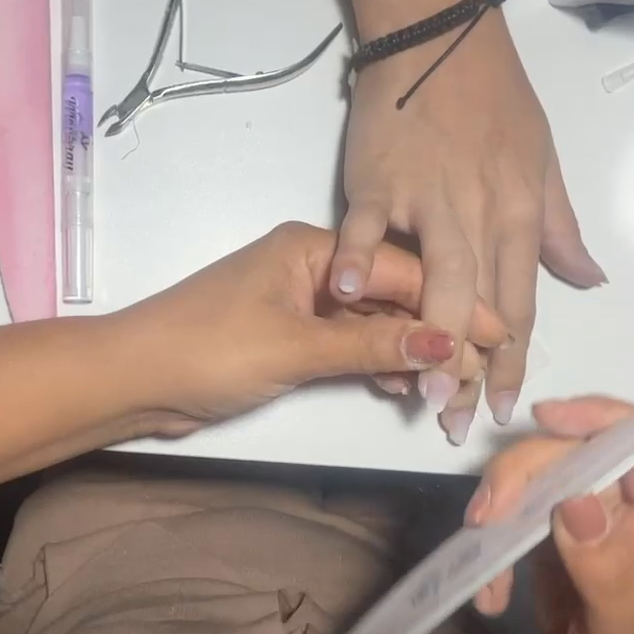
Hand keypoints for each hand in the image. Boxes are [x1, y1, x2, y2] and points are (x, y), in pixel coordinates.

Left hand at [120, 222, 507, 432]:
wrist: (134, 377)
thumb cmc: (209, 349)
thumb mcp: (295, 346)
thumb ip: (370, 345)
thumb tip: (446, 344)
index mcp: (312, 249)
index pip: (400, 271)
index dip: (450, 304)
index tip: (498, 335)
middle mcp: (310, 270)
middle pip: (389, 297)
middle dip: (433, 332)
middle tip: (478, 370)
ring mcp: (297, 305)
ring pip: (368, 326)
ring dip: (403, 352)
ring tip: (446, 384)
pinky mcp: (284, 339)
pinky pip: (343, 346)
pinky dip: (371, 363)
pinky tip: (400, 382)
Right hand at [332, 17, 605, 444]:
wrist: (439, 32)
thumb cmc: (490, 99)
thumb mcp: (542, 158)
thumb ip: (559, 225)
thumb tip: (587, 280)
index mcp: (521, 213)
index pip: (521, 303)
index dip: (514, 360)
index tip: (507, 407)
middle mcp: (483, 215)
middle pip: (482, 306)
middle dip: (473, 371)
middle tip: (457, 424)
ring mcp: (430, 197)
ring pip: (438, 277)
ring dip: (431, 338)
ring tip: (421, 397)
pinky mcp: (379, 178)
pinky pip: (368, 223)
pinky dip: (356, 255)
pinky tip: (344, 294)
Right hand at [466, 398, 633, 633]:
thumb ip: (609, 576)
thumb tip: (578, 500)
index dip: (604, 417)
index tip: (544, 419)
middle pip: (581, 455)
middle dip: (526, 471)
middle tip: (483, 516)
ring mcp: (594, 529)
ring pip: (543, 479)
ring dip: (501, 502)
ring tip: (477, 543)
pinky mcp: (558, 546)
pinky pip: (520, 519)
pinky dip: (494, 544)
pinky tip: (488, 591)